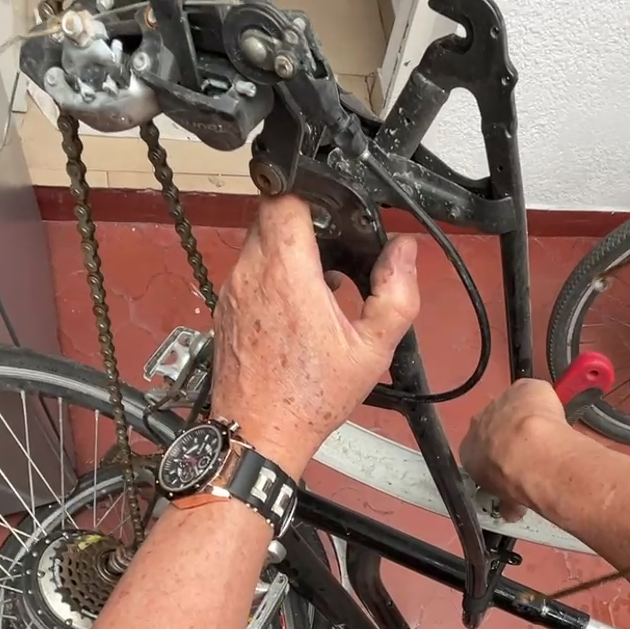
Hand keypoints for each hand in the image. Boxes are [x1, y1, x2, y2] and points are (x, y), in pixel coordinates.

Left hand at [210, 196, 420, 476]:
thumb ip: (396, 295)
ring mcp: (232, 292)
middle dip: (303, 225)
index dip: (313, 196)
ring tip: (317, 288)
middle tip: (331, 254)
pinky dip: (270, 279)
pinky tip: (295, 313)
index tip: (334, 216)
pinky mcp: (224, 310)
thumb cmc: (310, 398)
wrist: (262, 433)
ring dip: (286, 253)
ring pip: (256, 244)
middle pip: (270, 216)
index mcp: (287, 273)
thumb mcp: (372, 350)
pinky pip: (247, 274)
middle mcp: (251, 274)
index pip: (286, 197)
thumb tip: (405, 254)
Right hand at [461, 380, 590, 520]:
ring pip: (514, 410)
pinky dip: (545, 402)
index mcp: (468, 451)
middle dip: (511, 439)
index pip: (480, 454)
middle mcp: (478, 424)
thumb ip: (507, 500)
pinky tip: (556, 418)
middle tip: (533, 454)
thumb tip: (513, 511)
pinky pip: (533, 393)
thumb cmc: (514, 479)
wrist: (531, 454)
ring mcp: (500, 402)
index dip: (498, 461)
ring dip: (529, 421)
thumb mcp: (505, 500)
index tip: (514, 469)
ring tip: (550, 438)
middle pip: (494, 428)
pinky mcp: (523, 388)